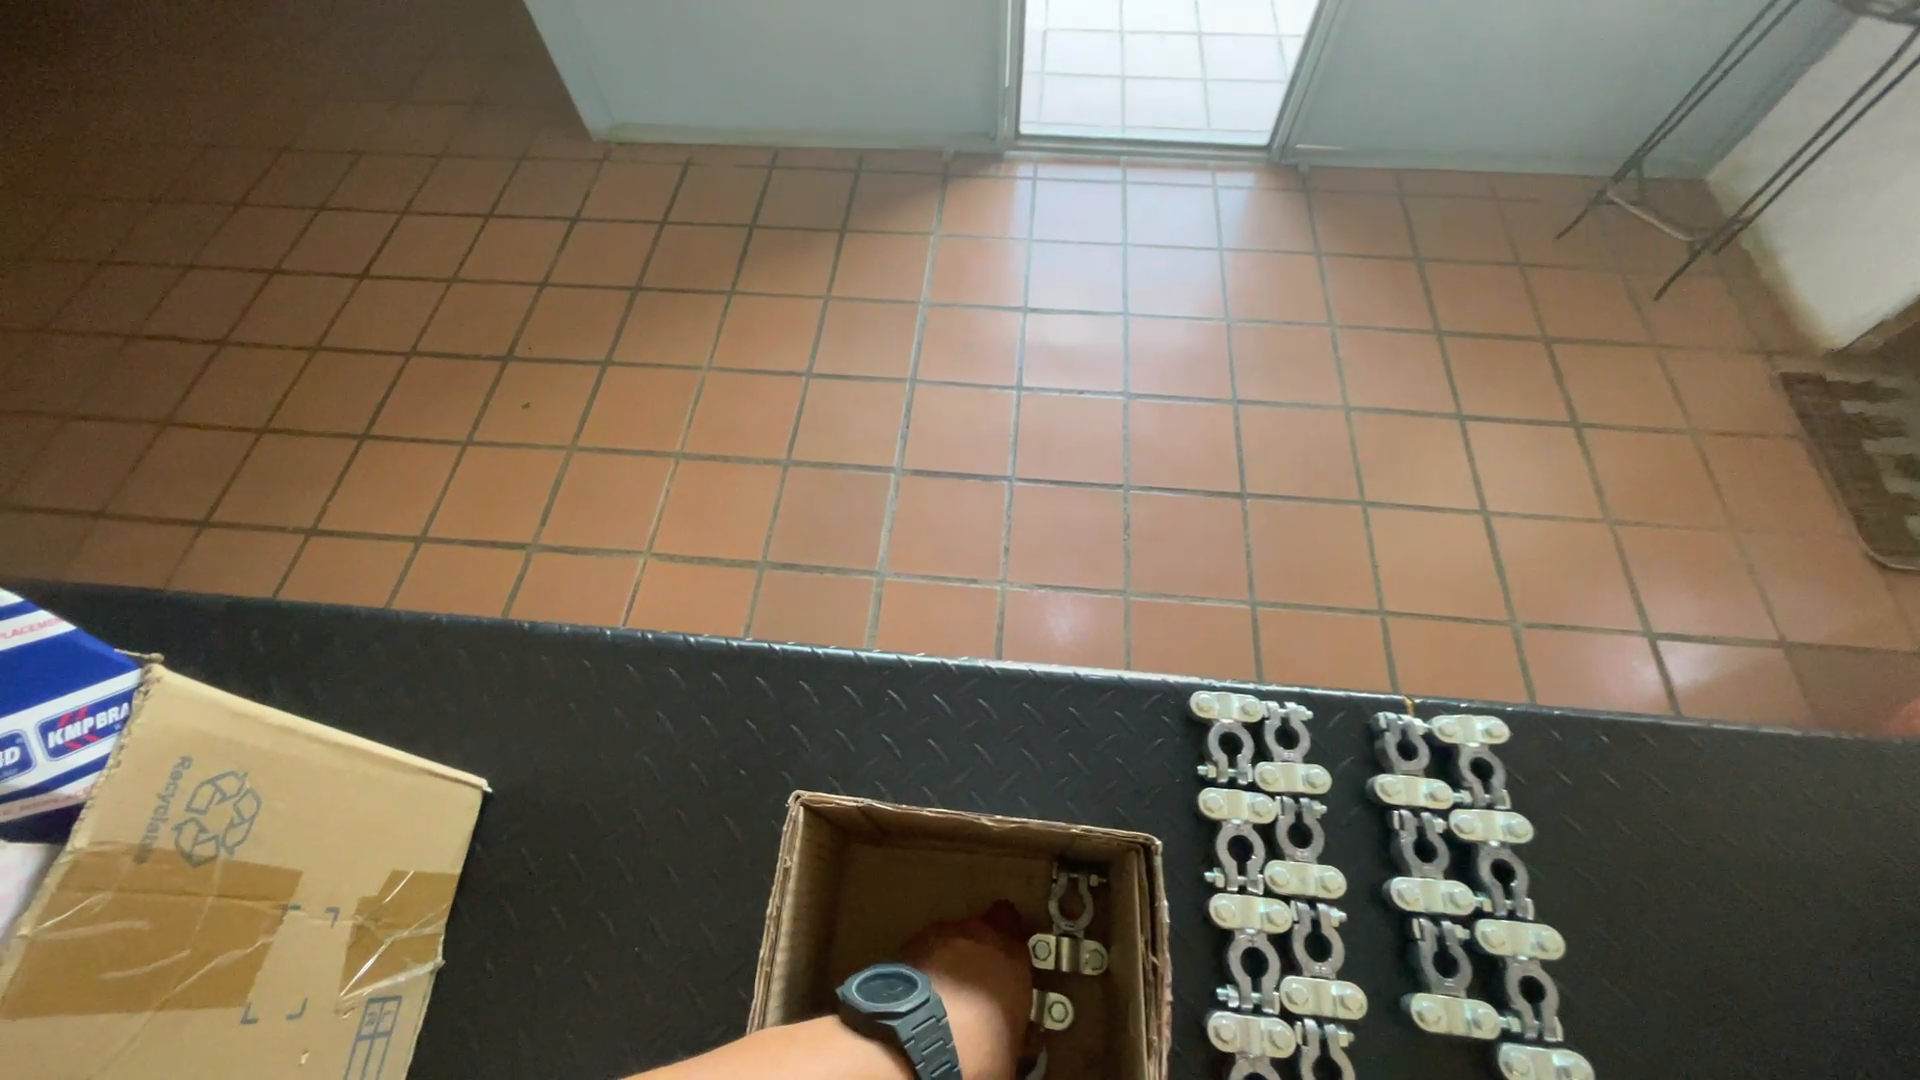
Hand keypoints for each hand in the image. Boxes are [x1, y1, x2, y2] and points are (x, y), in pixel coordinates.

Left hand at [899, 902, 1032, 1079]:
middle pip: (980, 930)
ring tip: (943, 997)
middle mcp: (978, 934)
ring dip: (948, 960)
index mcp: (1012, 955)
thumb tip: (1018, 1041)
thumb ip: (1014, 1030)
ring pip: (949, 939)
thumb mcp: (1010, 1051)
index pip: (1013, 925)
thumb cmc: (978, 1048)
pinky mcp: (908, 945)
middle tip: (974, 986)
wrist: (919, 1039)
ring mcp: (940, 935)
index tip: (1004, 965)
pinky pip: (923, 952)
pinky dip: (924, 969)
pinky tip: (922, 998)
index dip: (1006, 942)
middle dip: (977, 952)